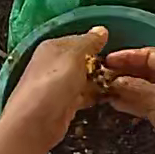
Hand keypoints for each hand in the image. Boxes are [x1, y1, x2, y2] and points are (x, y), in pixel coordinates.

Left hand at [1, 26, 108, 149]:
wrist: (34, 122)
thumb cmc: (53, 83)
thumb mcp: (74, 56)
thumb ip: (89, 42)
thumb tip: (101, 30)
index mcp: (52, 47)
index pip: (78, 39)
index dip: (96, 43)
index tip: (114, 48)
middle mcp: (53, 64)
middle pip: (81, 60)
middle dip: (99, 64)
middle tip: (120, 68)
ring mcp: (58, 86)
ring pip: (83, 78)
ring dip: (98, 81)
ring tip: (118, 82)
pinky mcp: (63, 104)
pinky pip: (83, 95)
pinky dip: (94, 96)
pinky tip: (108, 97)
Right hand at [104, 47, 154, 153]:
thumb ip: (133, 87)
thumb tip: (114, 81)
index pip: (151, 54)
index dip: (128, 56)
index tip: (108, 60)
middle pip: (148, 70)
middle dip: (125, 72)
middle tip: (103, 75)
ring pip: (146, 88)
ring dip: (126, 88)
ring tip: (104, 88)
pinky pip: (147, 103)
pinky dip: (133, 102)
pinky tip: (116, 103)